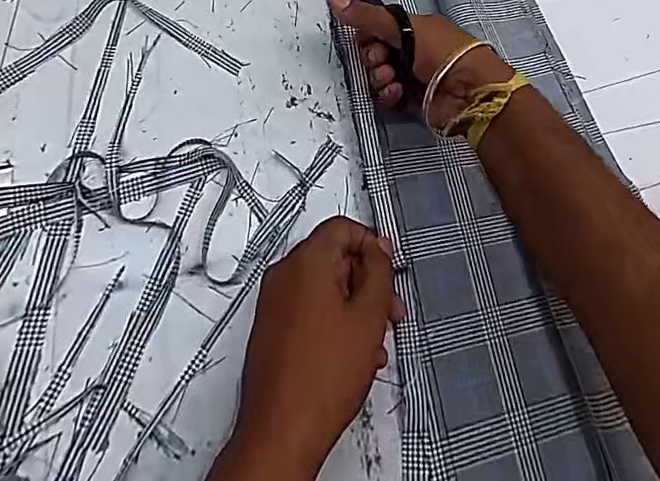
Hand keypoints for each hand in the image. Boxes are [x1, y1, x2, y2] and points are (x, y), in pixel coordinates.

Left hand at [214, 216, 406, 480]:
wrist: (282, 431)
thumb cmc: (319, 380)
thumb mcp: (369, 315)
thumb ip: (379, 272)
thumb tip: (379, 249)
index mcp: (305, 261)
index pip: (342, 227)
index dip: (372, 245)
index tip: (388, 267)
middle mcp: (284, 275)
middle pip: (334, 257)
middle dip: (367, 281)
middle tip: (388, 308)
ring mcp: (274, 302)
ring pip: (323, 286)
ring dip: (354, 305)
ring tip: (374, 338)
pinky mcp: (271, 328)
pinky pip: (308, 308)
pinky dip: (333, 320)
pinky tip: (353, 353)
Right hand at [329, 0, 515, 127]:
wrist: (470, 90)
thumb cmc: (443, 51)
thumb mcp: (403, 27)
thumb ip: (367, 16)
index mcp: (414, 29)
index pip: (378, 30)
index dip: (367, 36)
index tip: (367, 40)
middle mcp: (413, 51)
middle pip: (376, 54)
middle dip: (373, 59)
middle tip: (383, 60)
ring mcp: (413, 76)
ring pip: (380, 76)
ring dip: (380, 77)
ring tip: (392, 78)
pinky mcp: (413, 100)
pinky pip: (389, 96)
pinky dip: (389, 95)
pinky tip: (397, 92)